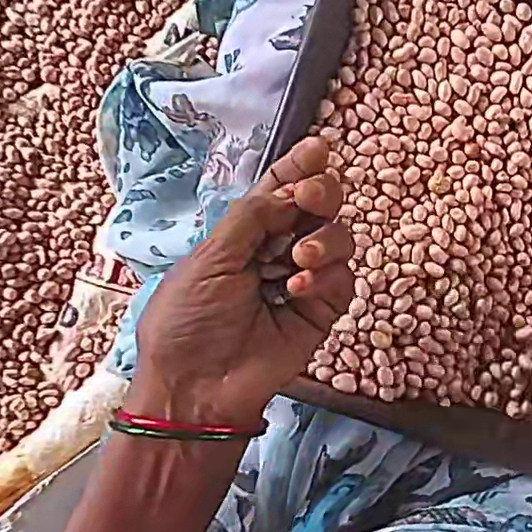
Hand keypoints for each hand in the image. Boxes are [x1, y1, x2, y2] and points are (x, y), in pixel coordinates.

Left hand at [128, 137, 353, 426]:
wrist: (199, 384)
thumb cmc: (189, 319)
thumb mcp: (209, 257)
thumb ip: (253, 217)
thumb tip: (292, 190)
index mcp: (247, 232)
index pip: (279, 190)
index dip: (299, 167)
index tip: (318, 148)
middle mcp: (279, 249)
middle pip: (318, 207)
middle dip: (320, 194)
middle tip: (309, 198)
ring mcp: (305, 280)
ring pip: (338, 239)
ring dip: (323, 240)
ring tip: (296, 260)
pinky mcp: (323, 310)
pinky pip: (343, 280)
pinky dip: (325, 278)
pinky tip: (296, 290)